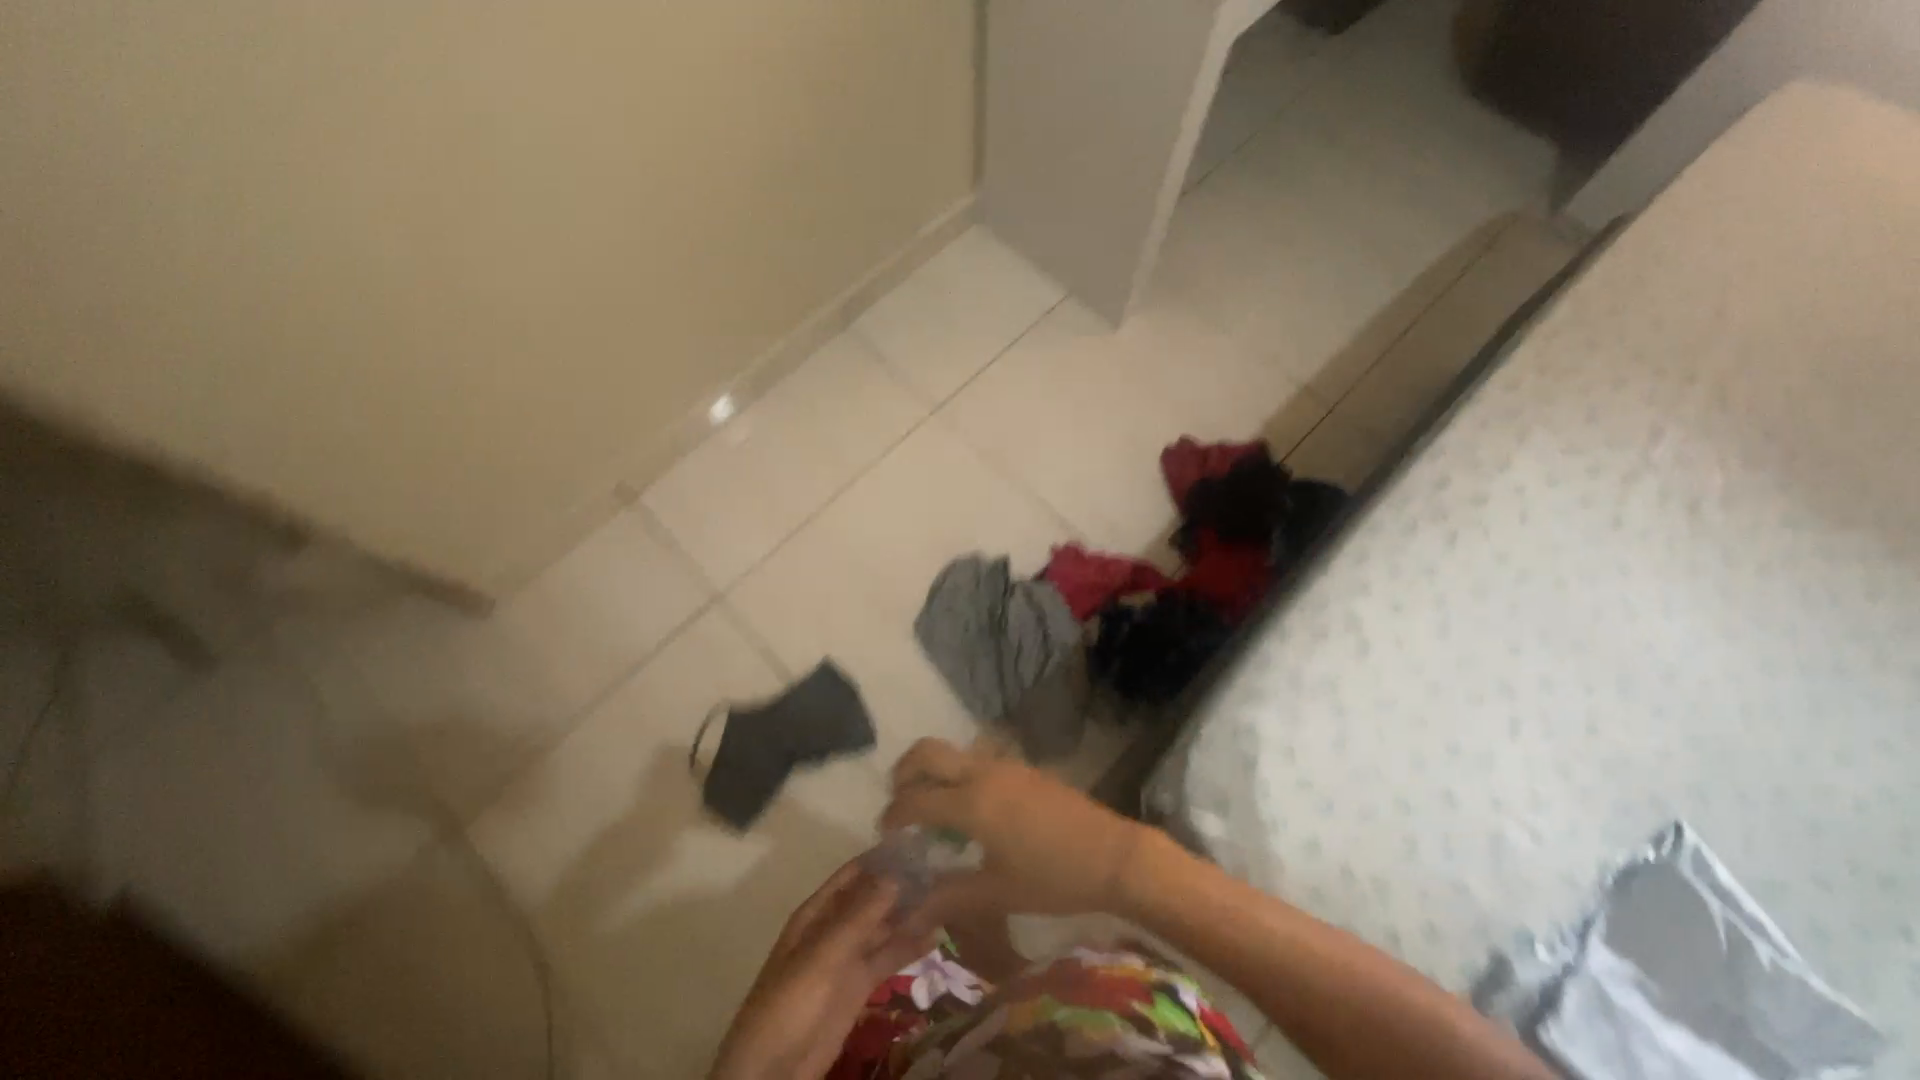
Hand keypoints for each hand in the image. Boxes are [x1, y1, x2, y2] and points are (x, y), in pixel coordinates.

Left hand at [709, 860, 933, 1079]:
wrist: (773, 1070)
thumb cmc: (789, 1004)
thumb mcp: (822, 956)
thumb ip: (858, 918)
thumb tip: (894, 876)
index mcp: (815, 915)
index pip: (852, 875)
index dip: (881, 858)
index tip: (917, 843)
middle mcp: (833, 931)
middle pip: (871, 900)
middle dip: (902, 885)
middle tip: (945, 870)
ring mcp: (847, 960)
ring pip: (883, 929)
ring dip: (910, 914)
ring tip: (948, 897)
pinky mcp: (859, 987)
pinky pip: (887, 959)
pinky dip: (909, 947)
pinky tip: (936, 936)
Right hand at [881, 738, 1154, 921]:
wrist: (1115, 857)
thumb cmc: (1054, 878)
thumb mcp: (998, 893)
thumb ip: (949, 896)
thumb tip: (909, 911)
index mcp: (972, 803)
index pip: (915, 799)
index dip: (893, 815)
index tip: (885, 836)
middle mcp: (983, 773)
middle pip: (926, 753)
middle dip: (904, 774)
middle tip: (900, 805)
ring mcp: (1006, 766)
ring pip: (954, 752)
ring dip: (933, 771)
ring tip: (932, 810)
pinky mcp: (1024, 769)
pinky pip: (977, 760)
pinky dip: (958, 775)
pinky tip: (969, 811)